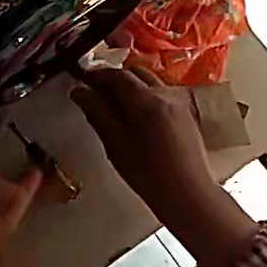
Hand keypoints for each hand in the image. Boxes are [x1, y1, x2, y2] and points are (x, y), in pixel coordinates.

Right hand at [71, 67, 258, 266]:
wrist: (187, 193)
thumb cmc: (145, 172)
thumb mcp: (114, 143)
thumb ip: (97, 112)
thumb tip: (79, 91)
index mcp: (145, 100)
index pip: (117, 75)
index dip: (96, 74)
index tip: (80, 78)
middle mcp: (165, 94)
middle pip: (135, 72)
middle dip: (114, 76)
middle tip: (94, 89)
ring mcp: (179, 102)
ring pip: (150, 81)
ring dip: (130, 84)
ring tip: (113, 101)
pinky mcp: (186, 113)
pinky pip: (161, 93)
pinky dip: (144, 94)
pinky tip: (134, 114)